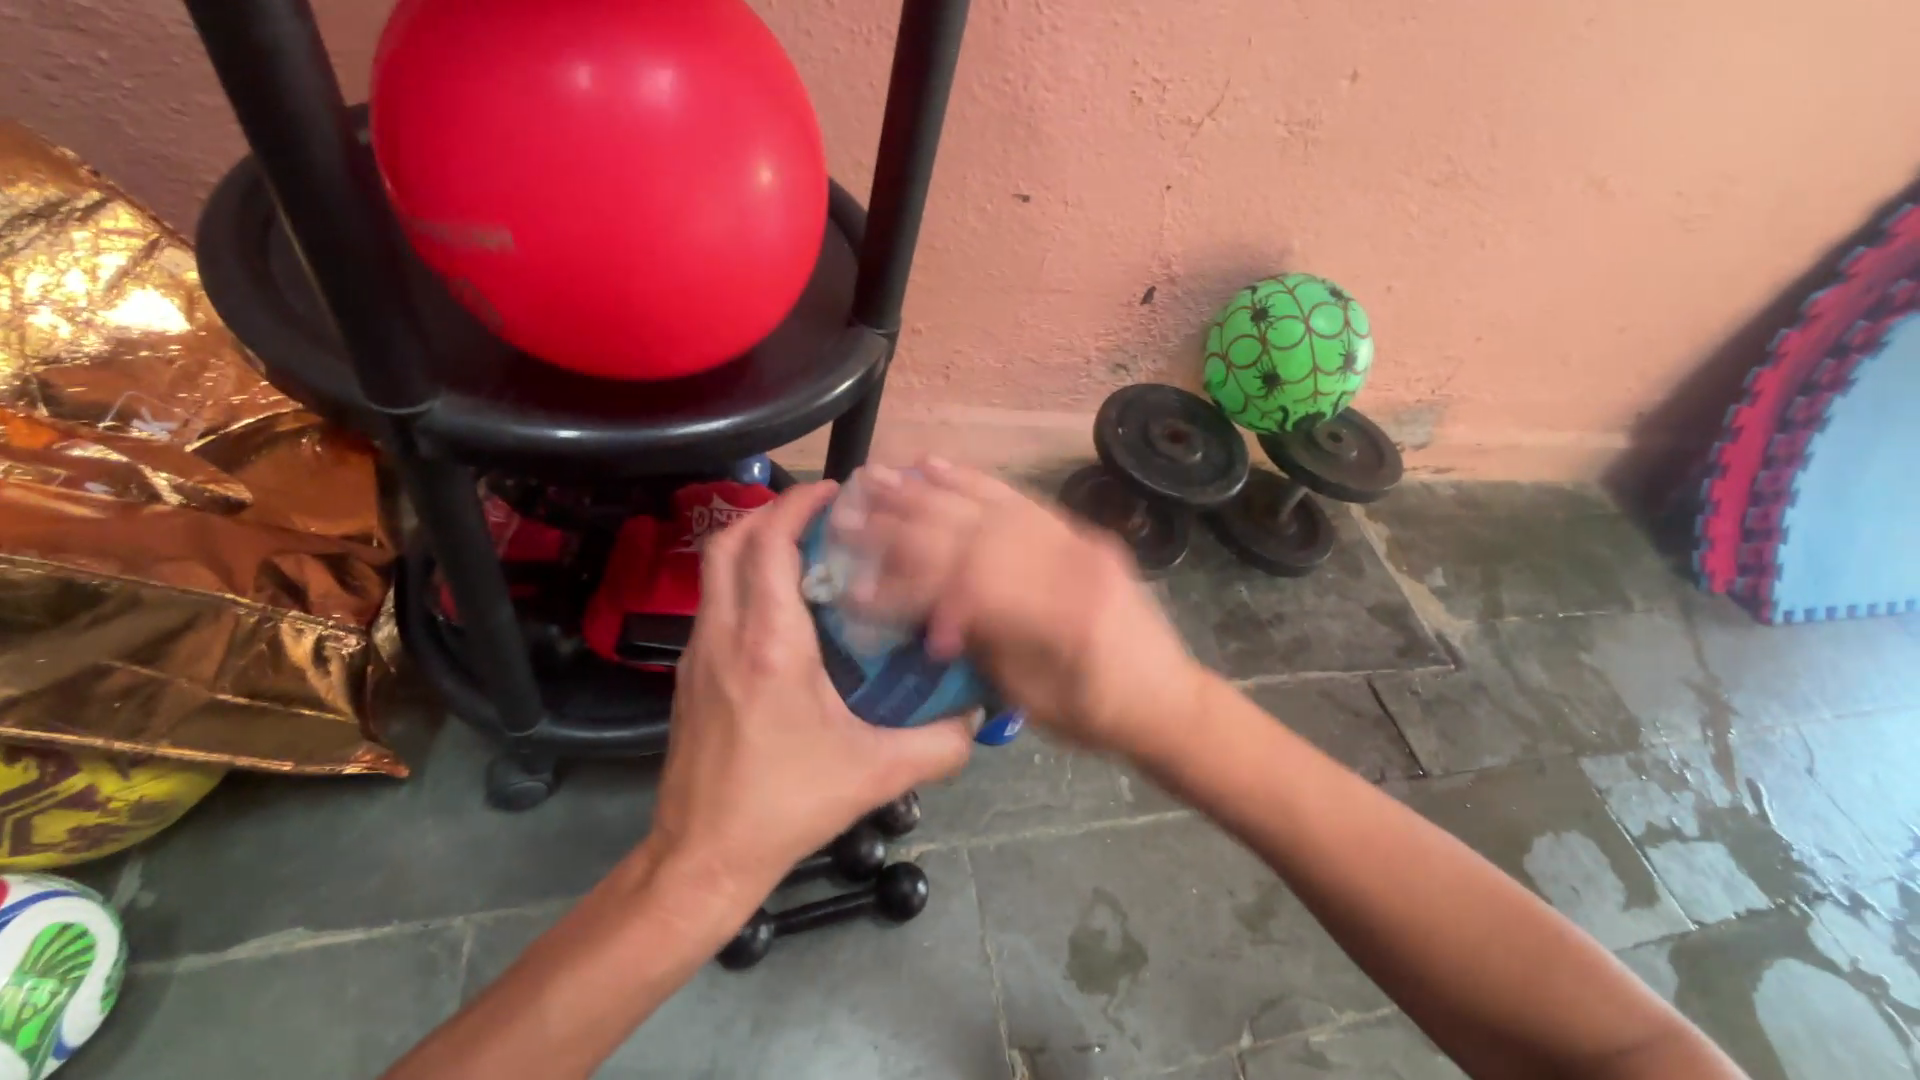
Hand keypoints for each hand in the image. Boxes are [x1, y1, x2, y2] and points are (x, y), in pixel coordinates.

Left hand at [647, 481, 973, 909]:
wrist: (703, 855)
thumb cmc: (787, 805)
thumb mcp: (876, 775)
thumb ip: (939, 745)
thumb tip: (977, 719)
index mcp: (770, 645)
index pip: (771, 546)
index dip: (799, 506)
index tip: (836, 492)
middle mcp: (724, 636)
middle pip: (730, 542)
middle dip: (773, 511)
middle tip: (821, 514)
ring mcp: (697, 654)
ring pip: (716, 572)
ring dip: (756, 546)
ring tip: (807, 552)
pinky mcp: (689, 677)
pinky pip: (714, 604)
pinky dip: (745, 583)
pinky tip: (784, 612)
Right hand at [832, 460, 1204, 758]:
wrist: (1167, 699)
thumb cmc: (1096, 715)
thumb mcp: (1031, 697)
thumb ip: (982, 644)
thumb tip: (928, 611)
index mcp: (1060, 614)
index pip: (967, 585)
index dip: (907, 586)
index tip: (860, 589)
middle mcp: (1070, 564)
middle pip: (974, 534)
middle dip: (907, 523)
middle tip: (855, 511)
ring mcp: (1077, 542)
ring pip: (992, 507)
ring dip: (932, 491)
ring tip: (883, 477)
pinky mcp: (1078, 533)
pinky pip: (1022, 500)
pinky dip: (976, 482)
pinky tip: (940, 467)